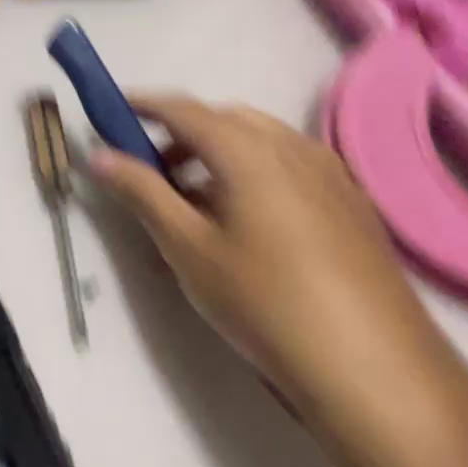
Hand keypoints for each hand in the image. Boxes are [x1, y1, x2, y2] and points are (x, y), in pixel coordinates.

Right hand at [87, 95, 455, 421]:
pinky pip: (286, 168)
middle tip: (142, 169)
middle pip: (226, 120)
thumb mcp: (184, 246)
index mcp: (251, 154)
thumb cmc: (260, 298)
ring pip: (260, 143)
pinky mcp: (348, 206)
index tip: (107, 111)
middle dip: (179, 132)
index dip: (143, 105)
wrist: (368, 361)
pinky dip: (247, 174)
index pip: (186, 110)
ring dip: (213, 154)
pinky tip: (234, 221)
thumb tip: (99, 155)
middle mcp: (295, 151)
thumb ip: (141, 192)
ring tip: (184, 202)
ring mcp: (330, 177)